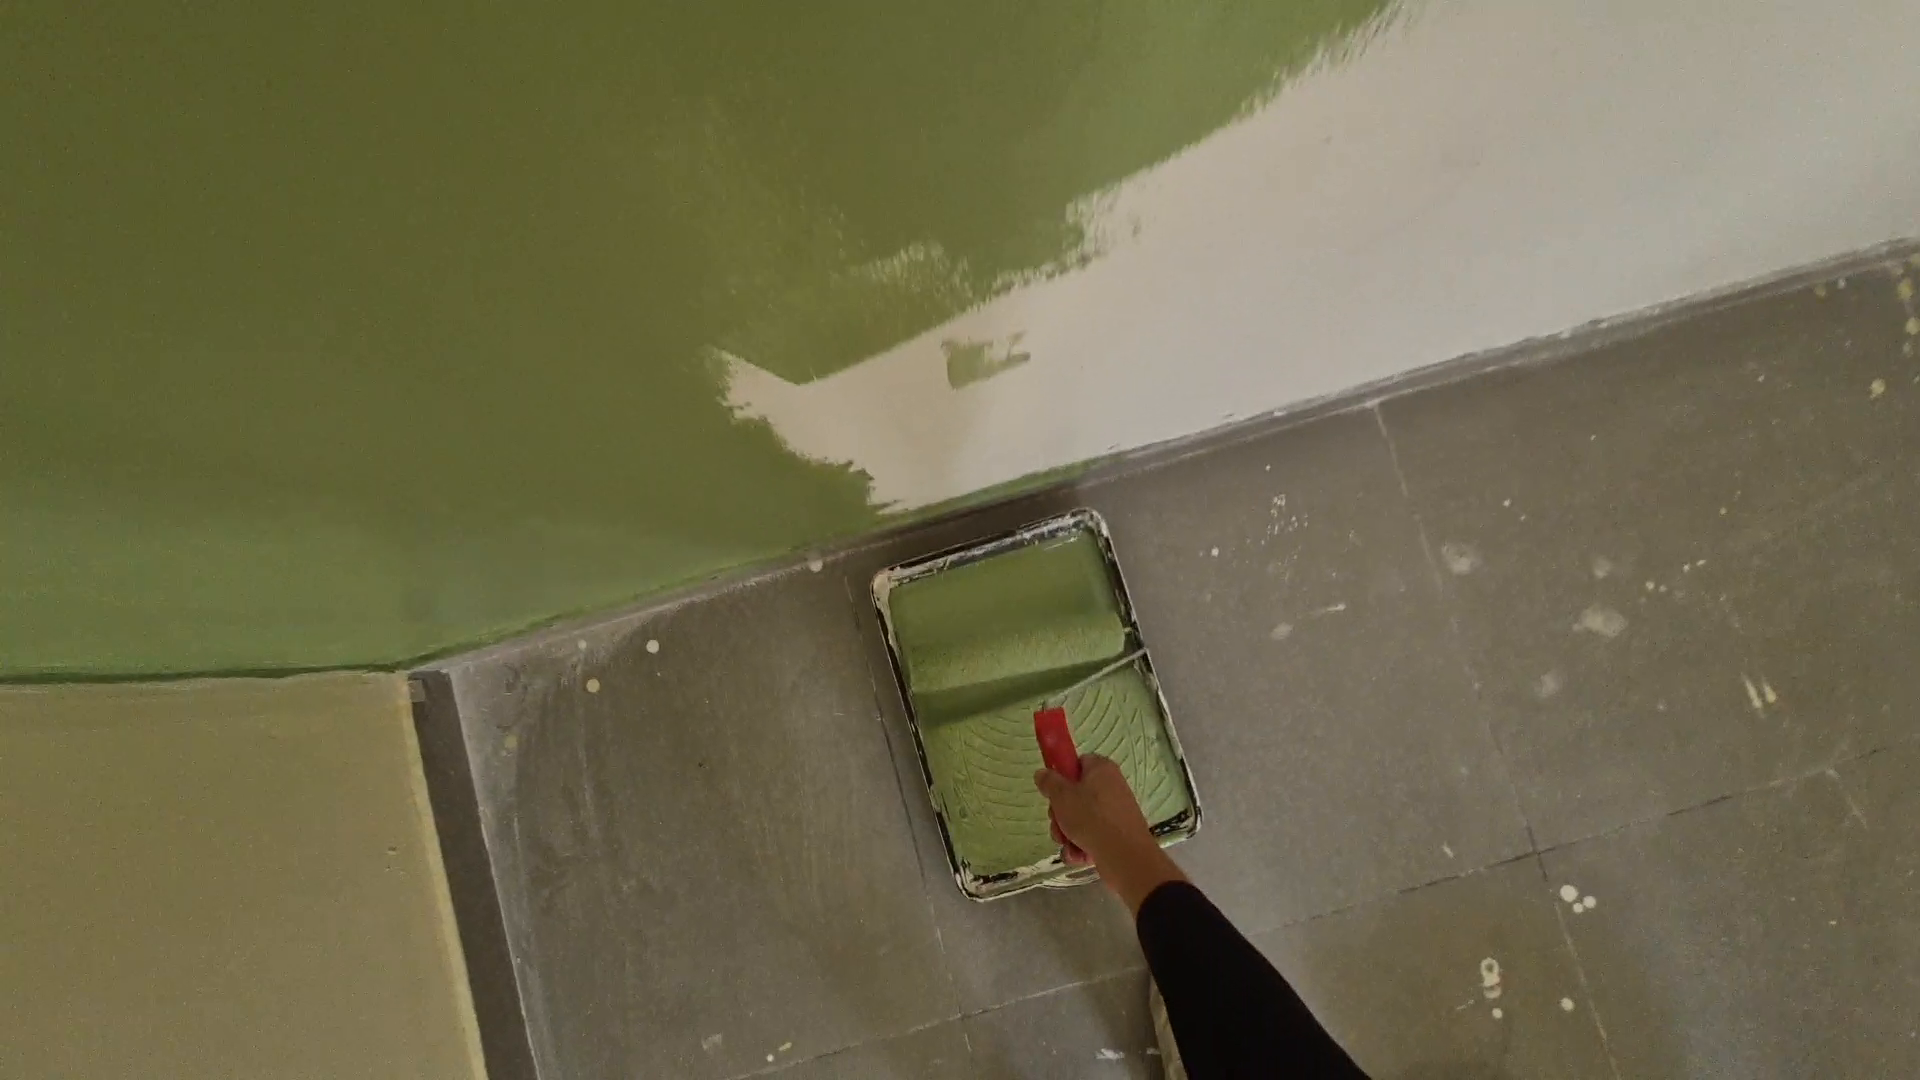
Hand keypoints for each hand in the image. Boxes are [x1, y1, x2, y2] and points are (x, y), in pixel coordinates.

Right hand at [1034, 754, 1186, 912]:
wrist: (1125, 856)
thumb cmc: (1091, 817)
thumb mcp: (1061, 796)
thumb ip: (1048, 782)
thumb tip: (1042, 773)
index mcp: (1101, 768)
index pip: (1077, 763)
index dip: (1062, 776)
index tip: (1052, 791)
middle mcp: (1111, 786)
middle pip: (1075, 794)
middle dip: (1061, 813)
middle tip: (1058, 822)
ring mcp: (1115, 811)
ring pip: (1081, 818)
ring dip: (1068, 832)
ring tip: (1067, 843)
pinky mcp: (1117, 834)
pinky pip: (1092, 835)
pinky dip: (1082, 845)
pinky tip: (1078, 855)